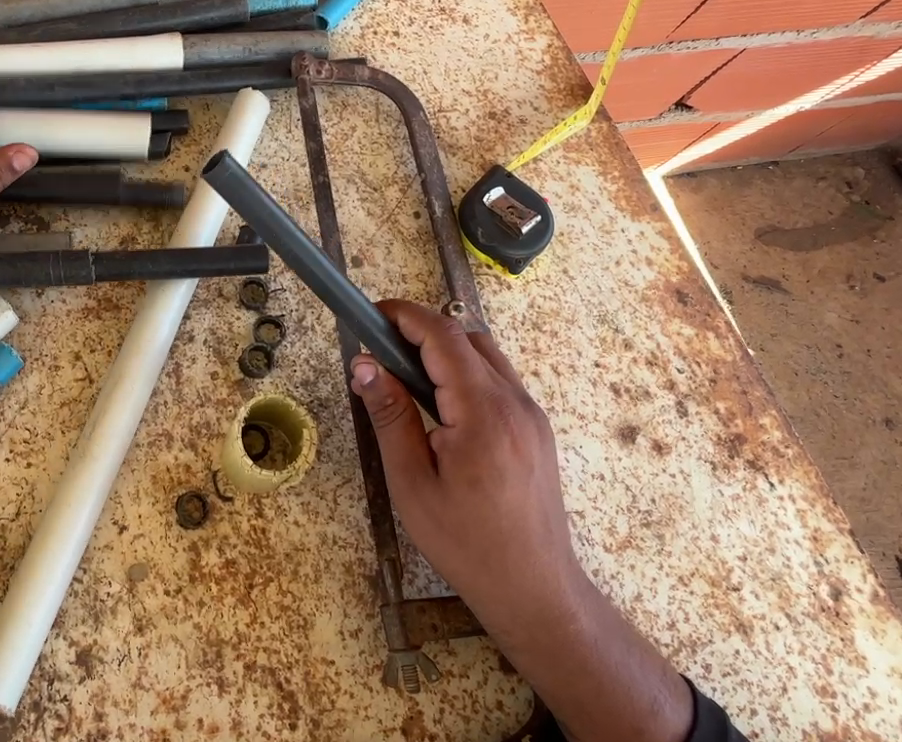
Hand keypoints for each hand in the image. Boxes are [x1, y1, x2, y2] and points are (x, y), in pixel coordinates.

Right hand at [351, 300, 692, 741]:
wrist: (535, 589)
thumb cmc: (465, 541)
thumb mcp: (412, 482)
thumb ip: (390, 416)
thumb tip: (364, 363)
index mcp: (483, 411)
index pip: (443, 335)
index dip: (405, 315)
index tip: (370, 313)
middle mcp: (515, 401)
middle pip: (467, 337)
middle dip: (421, 329)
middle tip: (380, 348)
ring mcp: (532, 414)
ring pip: (487, 354)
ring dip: (446, 349)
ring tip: (406, 377)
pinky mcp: (537, 429)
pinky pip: (499, 379)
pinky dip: (465, 372)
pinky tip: (442, 405)